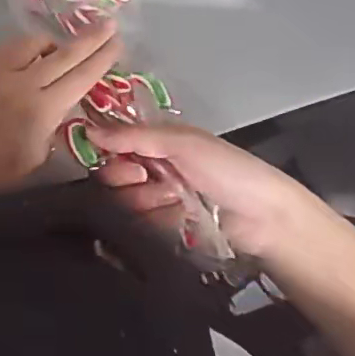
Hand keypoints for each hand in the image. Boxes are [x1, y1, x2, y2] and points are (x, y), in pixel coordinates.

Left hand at [0, 22, 122, 213]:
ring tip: (61, 48)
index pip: (81, 77)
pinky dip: (25, 48)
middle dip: (89, 38)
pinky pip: (8, 48)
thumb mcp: (38, 153)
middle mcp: (22, 84)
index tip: (117, 43)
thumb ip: (55, 122)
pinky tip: (30, 55)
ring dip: (52, 43)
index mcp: (42, 110)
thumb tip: (63, 102)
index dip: (102, 58)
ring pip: (32, 43)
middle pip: (63, 53)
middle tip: (107, 24)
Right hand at [87, 123, 345, 268]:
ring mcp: (161, 197)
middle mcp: (157, 167)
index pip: (116, 141)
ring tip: (172, 198)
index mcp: (161, 141)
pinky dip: (156, 218)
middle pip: (114, 172)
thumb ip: (134, 136)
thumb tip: (88, 130)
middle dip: (123, 175)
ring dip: (144, 199)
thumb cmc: (228, 170)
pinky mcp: (166, 225)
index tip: (110, 152)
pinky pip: (141, 222)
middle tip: (142, 177)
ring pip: (125, 198)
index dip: (107, 147)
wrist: (266, 219)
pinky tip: (177, 215)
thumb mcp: (182, 143)